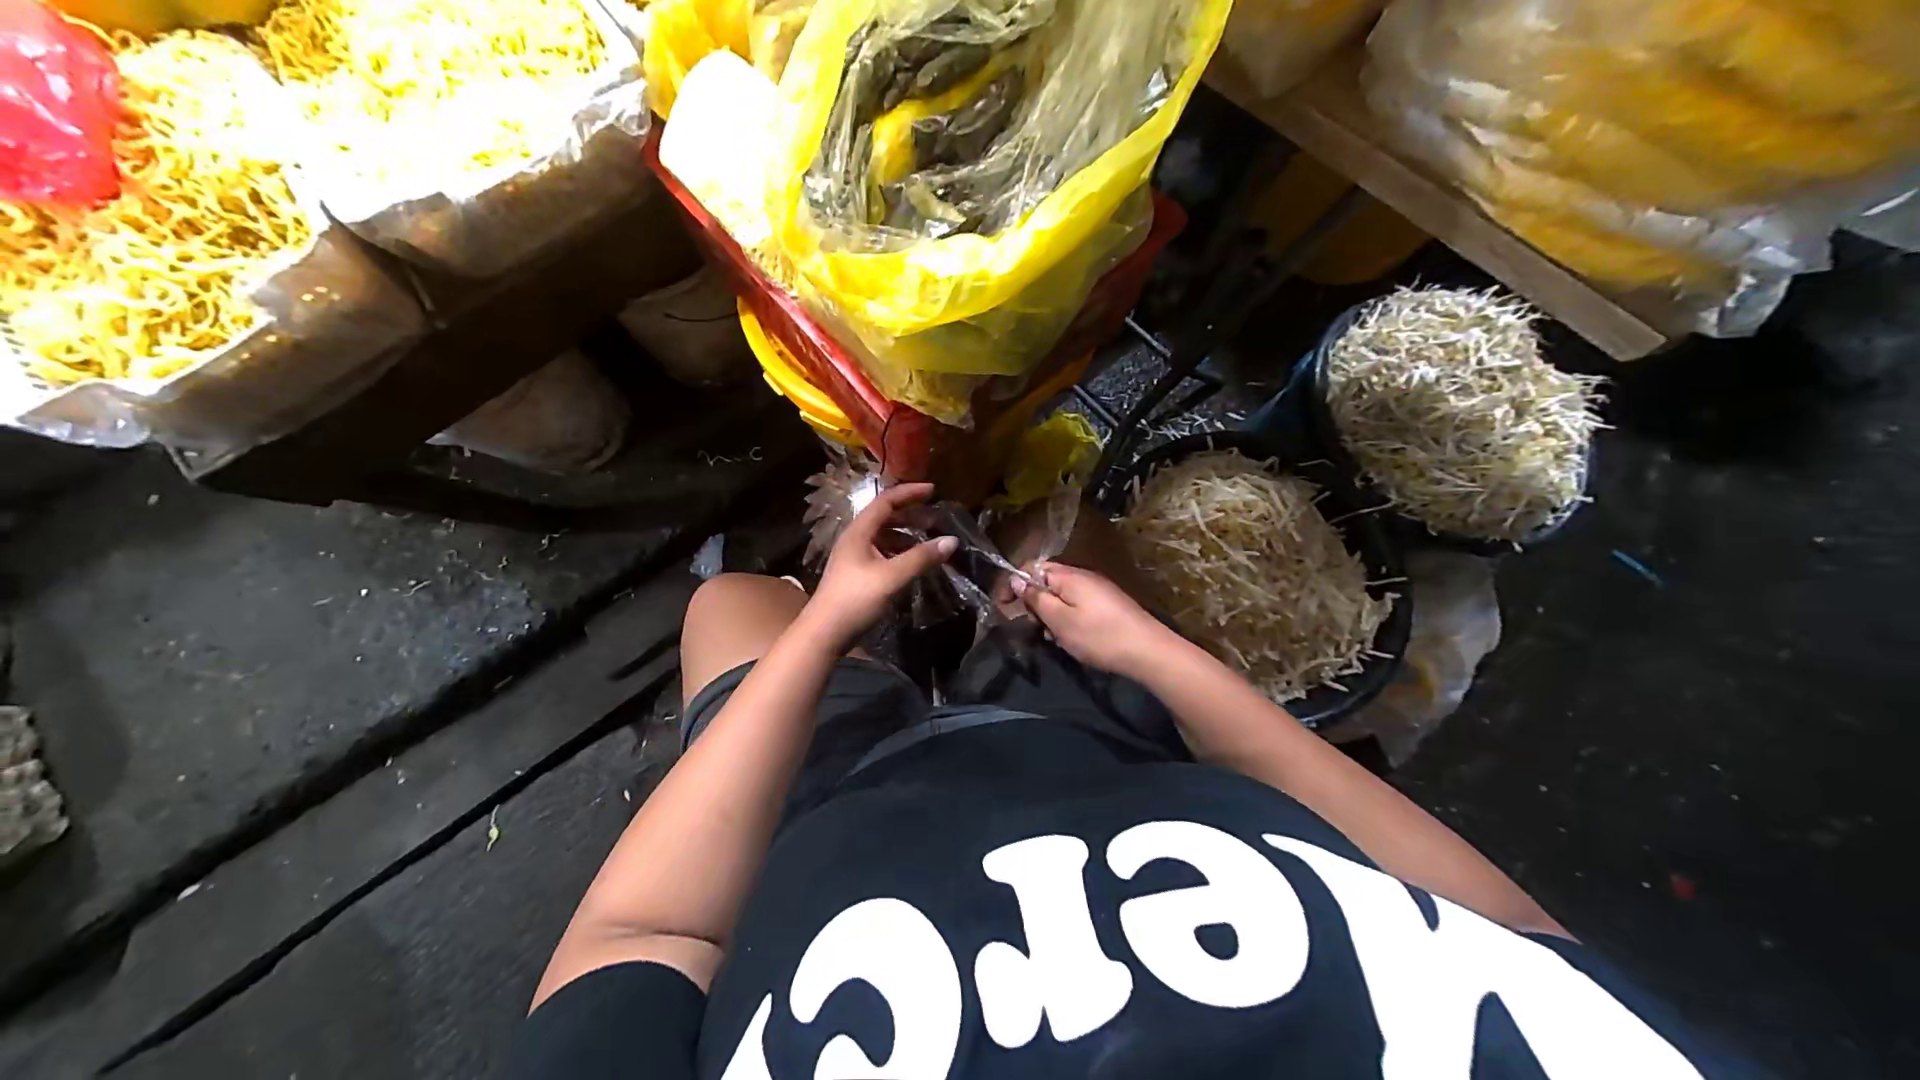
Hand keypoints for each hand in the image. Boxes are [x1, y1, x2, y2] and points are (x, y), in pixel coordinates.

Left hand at [803, 483, 957, 651]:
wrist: (824, 633)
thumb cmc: (855, 600)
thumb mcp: (892, 577)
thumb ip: (921, 558)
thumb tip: (952, 540)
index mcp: (859, 532)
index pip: (885, 501)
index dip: (909, 492)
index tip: (933, 490)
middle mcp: (855, 539)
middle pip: (884, 517)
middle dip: (911, 514)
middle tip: (935, 518)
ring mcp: (854, 557)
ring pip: (883, 536)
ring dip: (906, 535)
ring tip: (929, 541)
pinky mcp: (857, 574)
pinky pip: (882, 553)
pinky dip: (900, 552)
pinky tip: (913, 563)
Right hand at [1014, 561, 1183, 679]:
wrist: (1148, 651)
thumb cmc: (1099, 636)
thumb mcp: (1059, 619)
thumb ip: (1036, 598)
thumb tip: (1017, 579)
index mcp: (1068, 575)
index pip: (1031, 567)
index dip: (1013, 584)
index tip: (1003, 607)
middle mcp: (1083, 576)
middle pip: (1046, 581)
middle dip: (1032, 602)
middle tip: (1032, 626)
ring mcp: (1097, 590)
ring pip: (1061, 596)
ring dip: (1050, 614)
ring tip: (1052, 637)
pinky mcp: (1108, 606)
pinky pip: (1076, 606)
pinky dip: (1067, 620)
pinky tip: (1071, 639)